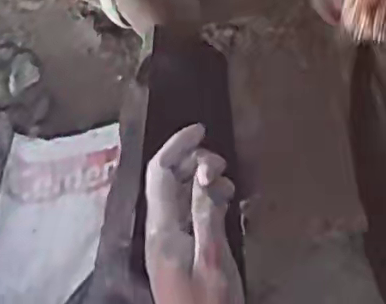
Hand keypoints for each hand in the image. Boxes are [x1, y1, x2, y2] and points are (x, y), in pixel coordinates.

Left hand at [144, 123, 242, 303]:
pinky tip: (224, 199)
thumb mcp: (212, 258)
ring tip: (226, 183)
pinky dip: (206, 196)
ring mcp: (169, 241)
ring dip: (202, 178)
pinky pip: (190, 209)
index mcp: (161, 229)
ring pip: (180, 192)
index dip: (177, 144)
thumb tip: (204, 170)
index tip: (202, 129)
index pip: (159, 171)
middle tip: (221, 166)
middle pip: (169, 177)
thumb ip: (206, 211)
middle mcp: (160, 230)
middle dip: (194, 160)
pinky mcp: (182, 250)